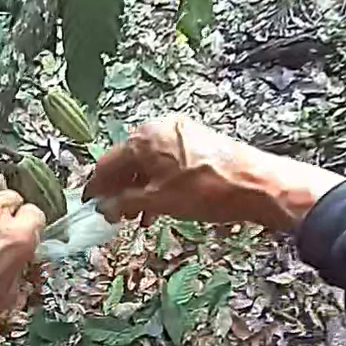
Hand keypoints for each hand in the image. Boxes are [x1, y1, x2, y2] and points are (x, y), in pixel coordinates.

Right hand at [83, 116, 344, 231]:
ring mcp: (179, 133)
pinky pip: (165, 162)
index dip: (96, 187)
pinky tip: (158, 206)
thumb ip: (126, 203)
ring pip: (146, 163)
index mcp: (144, 138)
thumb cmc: (205, 192)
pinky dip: (156, 183)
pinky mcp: (195, 142)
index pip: (107, 163)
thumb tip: (105, 207)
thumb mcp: (159, 201)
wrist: (255, 184)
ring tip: (137, 217)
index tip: (90, 205)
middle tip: (114, 216)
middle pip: (126, 161)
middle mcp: (159, 128)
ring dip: (138, 190)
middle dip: (119, 190)